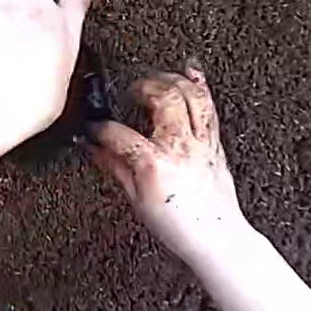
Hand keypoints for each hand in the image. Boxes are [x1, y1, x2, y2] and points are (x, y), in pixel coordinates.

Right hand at [89, 65, 250, 258]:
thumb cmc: (181, 226)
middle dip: (143, 86)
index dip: (100, 128)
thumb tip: (97, 150)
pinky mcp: (214, 143)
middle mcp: (180, 146)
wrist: (217, 239)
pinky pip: (209, 106)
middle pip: (164, 98)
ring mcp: (201, 141)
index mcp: (155, 162)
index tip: (94, 127)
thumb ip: (115, 167)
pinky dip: (201, 85)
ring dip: (172, 79)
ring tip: (156, 78)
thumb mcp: (136, 198)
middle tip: (131, 90)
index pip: (119, 134)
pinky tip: (192, 71)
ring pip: (192, 95)